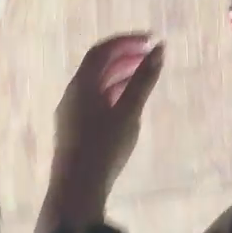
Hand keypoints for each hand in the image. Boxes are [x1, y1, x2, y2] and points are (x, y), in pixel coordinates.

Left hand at [36, 33, 164, 232]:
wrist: (76, 191)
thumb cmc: (103, 145)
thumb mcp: (129, 110)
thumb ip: (144, 78)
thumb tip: (160, 48)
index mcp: (81, 85)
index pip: (102, 50)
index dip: (127, 40)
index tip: (151, 40)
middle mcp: (72, 94)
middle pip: (98, 65)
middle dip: (126, 55)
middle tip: (151, 55)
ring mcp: (71, 112)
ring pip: (97, 82)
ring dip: (121, 72)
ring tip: (145, 74)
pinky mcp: (75, 129)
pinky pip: (95, 98)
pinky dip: (114, 90)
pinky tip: (130, 100)